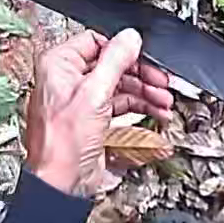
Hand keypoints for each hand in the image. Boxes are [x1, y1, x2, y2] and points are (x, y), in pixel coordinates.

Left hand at [24, 29, 174, 194]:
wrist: (61, 185)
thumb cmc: (62, 144)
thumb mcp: (94, 94)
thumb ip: (114, 61)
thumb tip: (130, 37)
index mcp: (59, 64)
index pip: (97, 42)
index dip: (123, 49)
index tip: (145, 57)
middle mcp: (69, 79)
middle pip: (113, 64)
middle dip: (141, 74)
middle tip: (161, 82)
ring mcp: (82, 99)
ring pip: (120, 85)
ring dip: (145, 92)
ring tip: (164, 101)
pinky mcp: (93, 118)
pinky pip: (121, 104)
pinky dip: (139, 106)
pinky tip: (157, 111)